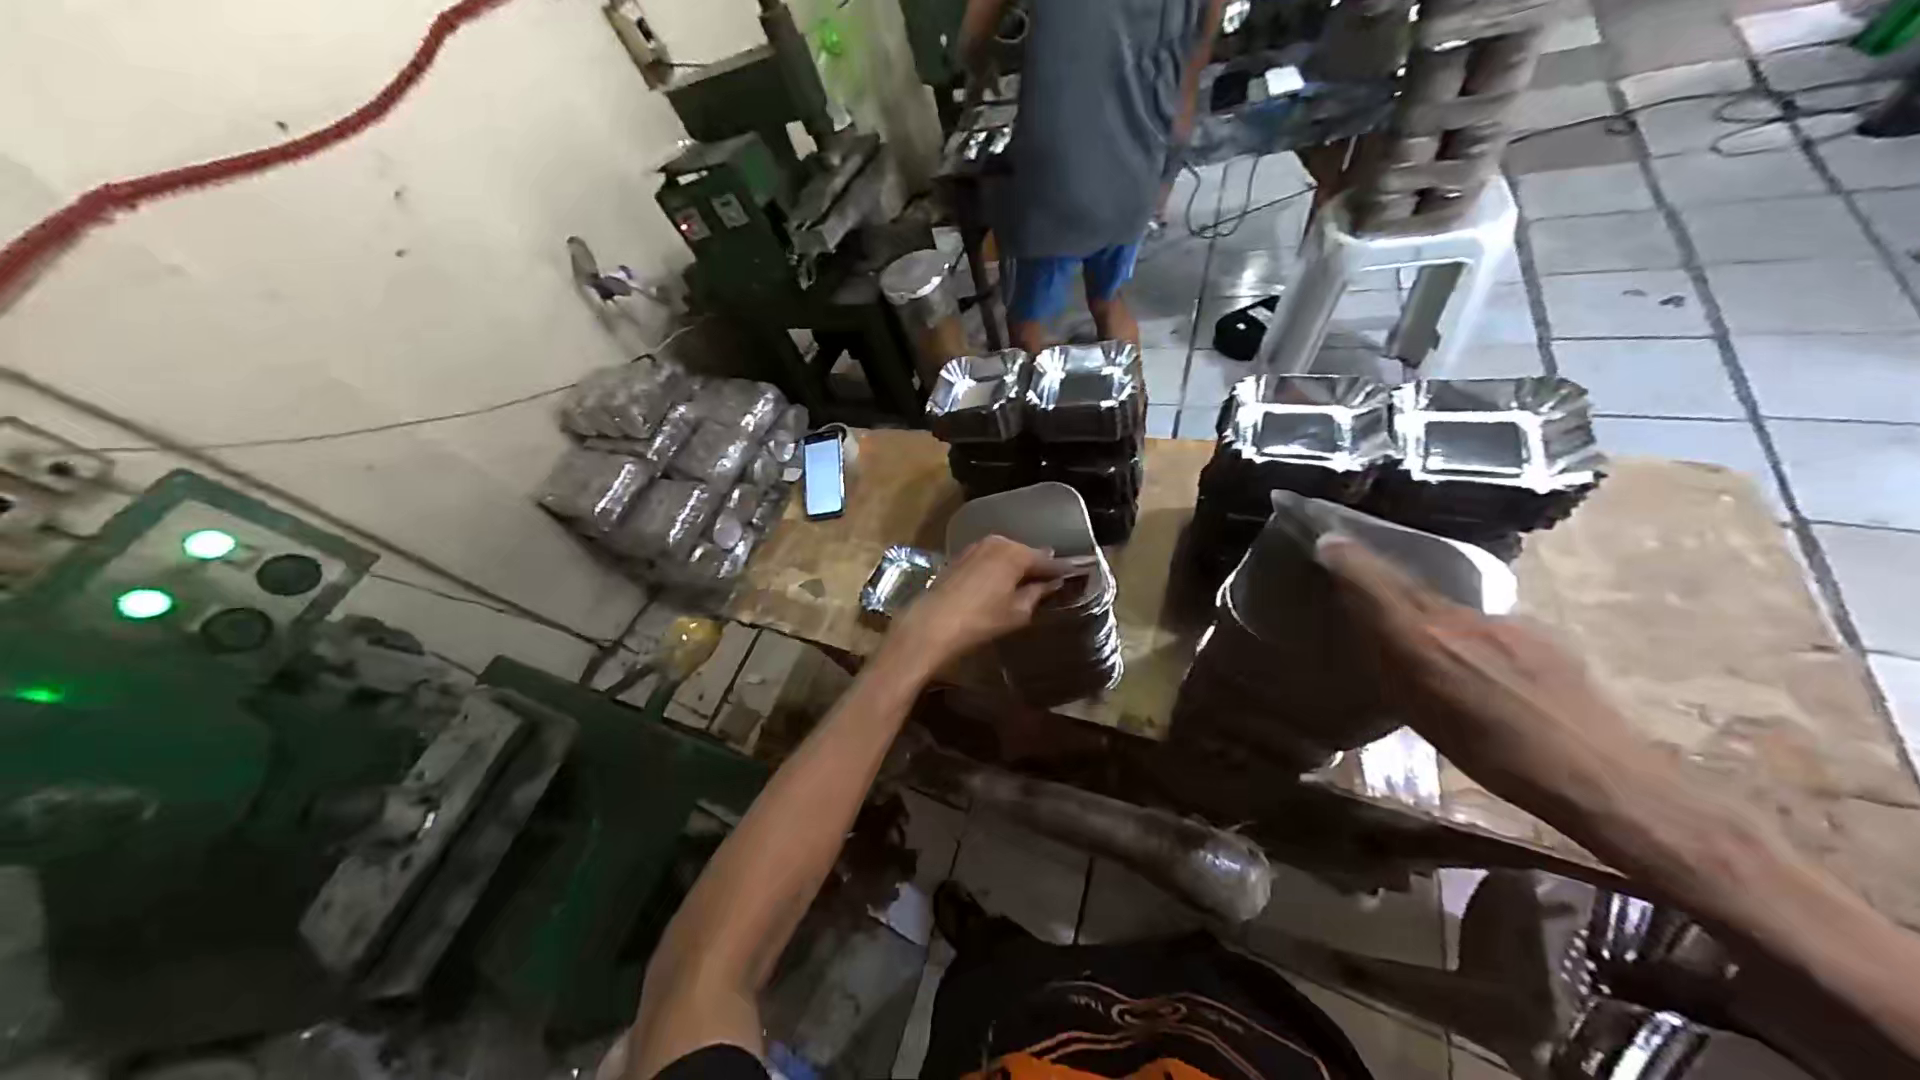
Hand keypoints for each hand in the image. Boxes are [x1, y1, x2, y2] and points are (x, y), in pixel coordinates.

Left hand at [885, 536, 1072, 671]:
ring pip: (1006, 554)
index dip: (1061, 570)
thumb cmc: (981, 620)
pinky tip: (1001, 582)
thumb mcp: (1017, 612)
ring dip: (1016, 566)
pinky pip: (989, 558)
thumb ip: (1037, 593)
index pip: (1047, 560)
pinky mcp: (960, 556)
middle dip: (1037, 566)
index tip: (1075, 574)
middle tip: (1051, 580)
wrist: (933, 623)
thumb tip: (1050, 584)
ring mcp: (976, 547)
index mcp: (1016, 553)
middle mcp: (997, 542)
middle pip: (1025, 553)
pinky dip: (998, 567)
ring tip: (1027, 582)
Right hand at [1315, 535, 1654, 811]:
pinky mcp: (1539, 631)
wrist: (1600, 774)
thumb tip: (1371, 633)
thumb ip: (1393, 665)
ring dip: (1425, 610)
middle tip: (1357, 571)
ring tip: (1420, 632)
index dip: (1350, 560)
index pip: (1376, 585)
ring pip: (1447, 605)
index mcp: (1424, 640)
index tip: (1328, 540)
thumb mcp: (1422, 715)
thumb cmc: (1494, 758)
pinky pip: (1483, 621)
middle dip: (1379, 576)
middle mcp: (1460, 619)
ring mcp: (1504, 621)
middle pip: (1409, 587)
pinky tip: (1476, 659)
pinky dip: (1465, 630)